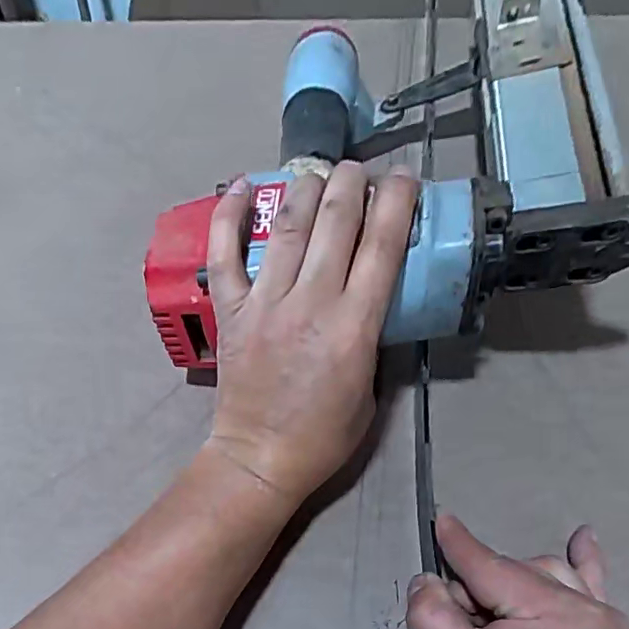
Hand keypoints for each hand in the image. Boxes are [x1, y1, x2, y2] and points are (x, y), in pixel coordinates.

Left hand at [201, 161, 417, 503]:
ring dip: (306, 187)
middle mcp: (311, 302)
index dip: (398, 200)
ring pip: (289, 226)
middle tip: (359, 170)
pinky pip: (224, 255)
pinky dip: (229, 217)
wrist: (259, 458)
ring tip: (318, 171)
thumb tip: (370, 302)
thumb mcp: (370, 390)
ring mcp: (265, 303)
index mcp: (355, 324)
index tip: (403, 179)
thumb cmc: (321, 437)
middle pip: (337, 220)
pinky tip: (241, 187)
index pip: (383, 243)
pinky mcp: (231, 312)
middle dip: (353, 182)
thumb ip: (373, 340)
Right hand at [406, 515, 628, 628]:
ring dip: (508, 585)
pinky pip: (594, 588)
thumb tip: (429, 582)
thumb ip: (433, 616)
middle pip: (511, 574)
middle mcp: (588, 608)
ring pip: (544, 579)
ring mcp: (606, 626)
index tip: (438, 519)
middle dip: (475, 591)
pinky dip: (583, 562)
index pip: (488, 567)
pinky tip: (583, 540)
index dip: (456, 546)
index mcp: (553, 611)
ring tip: (485, 618)